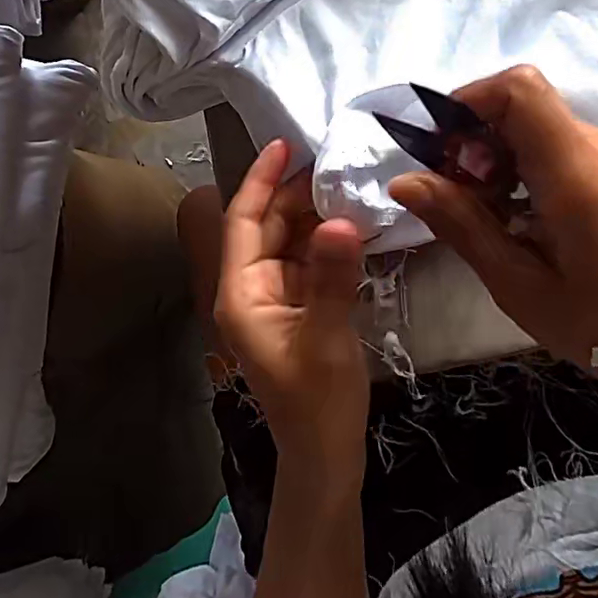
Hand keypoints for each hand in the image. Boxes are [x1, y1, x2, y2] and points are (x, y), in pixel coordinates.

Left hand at [217, 140, 368, 470]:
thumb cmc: (318, 401)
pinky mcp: (302, 304)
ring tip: (349, 184)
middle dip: (296, 193)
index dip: (260, 181)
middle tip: (336, 163)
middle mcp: (254, 288)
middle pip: (269, 226)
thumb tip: (342, 221)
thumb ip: (333, 279)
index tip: (283, 145)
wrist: (325, 451)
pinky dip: (329, 238)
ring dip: (316, 213)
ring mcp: (278, 296)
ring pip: (291, 240)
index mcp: (243, 294)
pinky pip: (311, 259)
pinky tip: (355, 222)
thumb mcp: (327, 337)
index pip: (243, 223)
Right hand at [389, 67, 597, 410]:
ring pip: (530, 122)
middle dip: (472, 138)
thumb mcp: (519, 285)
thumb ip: (461, 224)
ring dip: (492, 156)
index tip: (439, 152)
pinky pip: (548, 142)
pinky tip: (512, 215)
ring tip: (483, 214)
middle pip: (519, 103)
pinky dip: (515, 165)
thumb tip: (404, 181)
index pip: (519, 89)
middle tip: (453, 196)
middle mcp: (595, 146)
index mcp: (576, 173)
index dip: (467, 103)